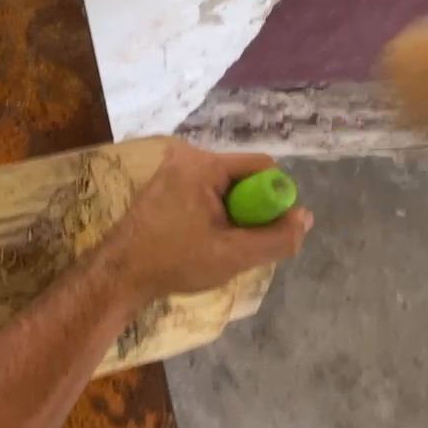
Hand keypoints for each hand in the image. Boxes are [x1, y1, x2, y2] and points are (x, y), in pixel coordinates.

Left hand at [102, 139, 312, 302]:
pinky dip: (211, 213)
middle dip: (249, 208)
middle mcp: (186, 156)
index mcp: (203, 164)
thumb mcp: (236, 254)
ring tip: (215, 242)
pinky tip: (199, 237)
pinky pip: (205, 191)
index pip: (262, 166)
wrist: (122, 271)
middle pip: (242, 176)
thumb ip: (277, 237)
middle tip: (236, 241)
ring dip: (230, 214)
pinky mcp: (164, 182)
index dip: (273, 197)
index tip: (264, 228)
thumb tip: (304, 217)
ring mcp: (172, 167)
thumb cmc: (176, 260)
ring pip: (224, 186)